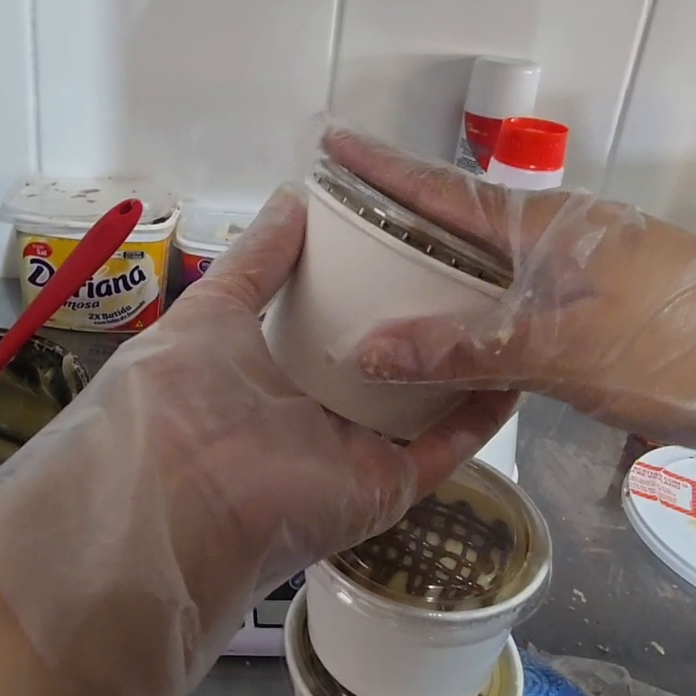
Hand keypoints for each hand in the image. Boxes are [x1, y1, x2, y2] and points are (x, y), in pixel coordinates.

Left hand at [0, 187, 516, 695]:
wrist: (179, 497)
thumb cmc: (181, 390)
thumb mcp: (210, 308)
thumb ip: (256, 257)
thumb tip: (294, 197)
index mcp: (269, 372)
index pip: (327, 325)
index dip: (361, 285)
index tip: (401, 240)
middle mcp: (314, 412)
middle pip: (379, 363)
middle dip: (418, 320)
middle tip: (464, 266)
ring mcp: (355, 450)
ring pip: (421, 402)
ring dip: (457, 360)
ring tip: (502, 303)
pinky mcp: (389, 481)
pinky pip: (448, 445)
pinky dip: (482, 411)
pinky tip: (515, 363)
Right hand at [328, 126, 695, 568]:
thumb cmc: (683, 347)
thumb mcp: (563, 351)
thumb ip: (465, 349)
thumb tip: (367, 347)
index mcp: (546, 227)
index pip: (442, 189)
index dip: (382, 169)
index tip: (331, 141)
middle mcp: (562, 237)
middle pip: (462, 221)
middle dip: (402, 219)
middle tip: (344, 227)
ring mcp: (589, 271)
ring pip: (493, 265)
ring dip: (442, 272)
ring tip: (389, 286)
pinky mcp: (609, 308)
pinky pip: (522, 300)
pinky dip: (483, 313)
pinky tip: (467, 342)